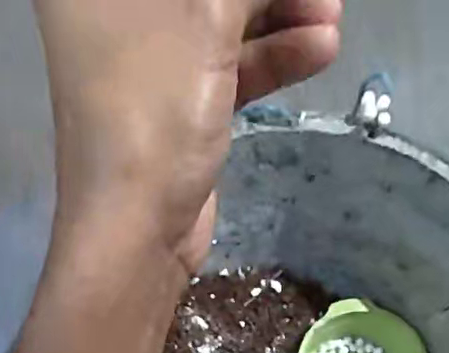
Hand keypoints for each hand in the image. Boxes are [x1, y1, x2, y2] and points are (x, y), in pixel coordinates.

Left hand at [34, 0, 340, 270]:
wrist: (135, 233)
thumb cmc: (154, 112)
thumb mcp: (207, 20)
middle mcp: (116, 14)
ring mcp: (148, 65)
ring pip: (220, 23)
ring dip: (281, 18)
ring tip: (332, 18)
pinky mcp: (176, 108)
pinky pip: (226, 67)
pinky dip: (270, 59)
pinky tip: (319, 49)